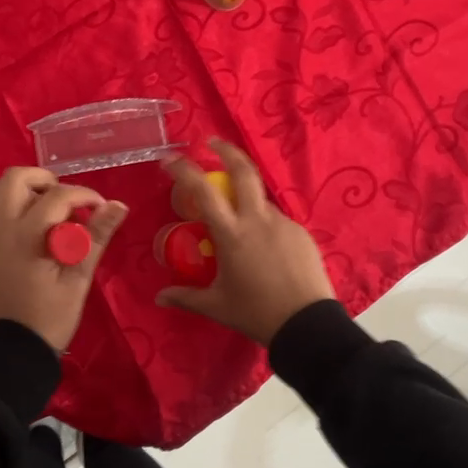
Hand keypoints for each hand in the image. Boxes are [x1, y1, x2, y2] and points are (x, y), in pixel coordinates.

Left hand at [0, 167, 128, 351]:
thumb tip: (118, 205)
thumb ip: (95, 237)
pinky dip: (20, 203)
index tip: (101, 208)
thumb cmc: (50, 318)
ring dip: (31, 189)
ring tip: (56, 211)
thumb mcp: (78, 279)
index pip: (56, 196)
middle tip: (70, 202)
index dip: (84, 195)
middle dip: (47, 180)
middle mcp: (2, 228)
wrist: (14, 350)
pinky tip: (42, 226)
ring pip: (3, 188)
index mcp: (25, 237)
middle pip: (15, 178)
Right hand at [155, 139, 334, 345]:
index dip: (184, 170)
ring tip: (239, 223)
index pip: (202, 191)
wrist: (307, 325)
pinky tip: (264, 247)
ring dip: (246, 199)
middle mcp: (257, 220)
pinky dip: (265, 224)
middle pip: (243, 171)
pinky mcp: (301, 232)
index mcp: (231, 233)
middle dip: (226, 151)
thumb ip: (186, 297)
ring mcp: (282, 223)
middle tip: (213, 142)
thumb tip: (159, 297)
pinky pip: (277, 220)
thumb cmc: (256, 313)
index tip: (170, 159)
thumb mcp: (217, 306)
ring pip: (260, 200)